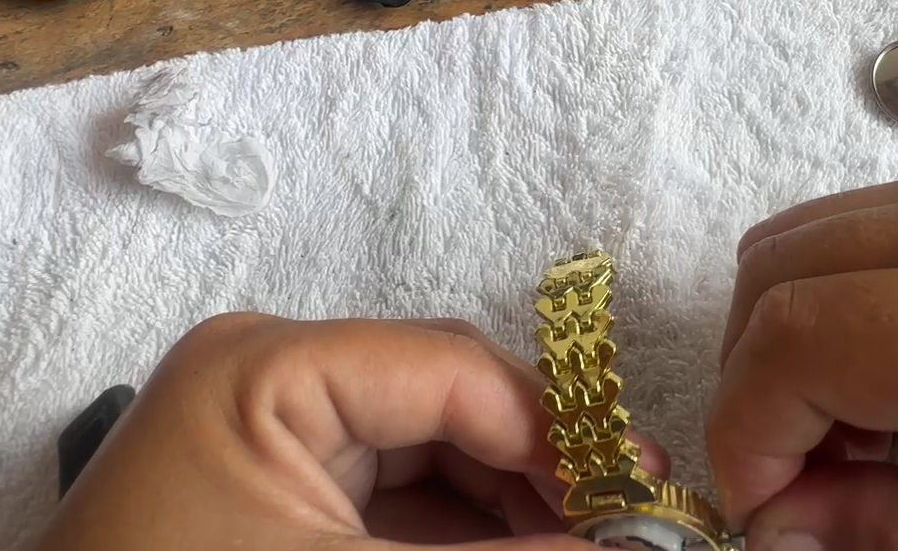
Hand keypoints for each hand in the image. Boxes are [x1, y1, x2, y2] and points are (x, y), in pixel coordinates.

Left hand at [37, 314, 594, 550]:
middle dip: (535, 467)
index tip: (628, 492)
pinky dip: (459, 526)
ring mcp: (276, 425)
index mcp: (269, 364)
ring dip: (507, 501)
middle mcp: (275, 370)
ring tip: (582, 539)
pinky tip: (519, 549)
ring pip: (429, 446)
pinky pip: (394, 489)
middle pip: (445, 399)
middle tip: (621, 521)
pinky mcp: (281, 482)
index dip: (548, 427)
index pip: (446, 365)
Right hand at [709, 160, 897, 549]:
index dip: (744, 427)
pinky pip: (847, 228)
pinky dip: (823, 302)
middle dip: (750, 380)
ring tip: (837, 438)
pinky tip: (881, 381)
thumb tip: (772, 523)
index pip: (809, 333)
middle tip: (792, 487)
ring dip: (783, 339)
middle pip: (781, 265)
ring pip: (799, 236)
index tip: (757, 517)